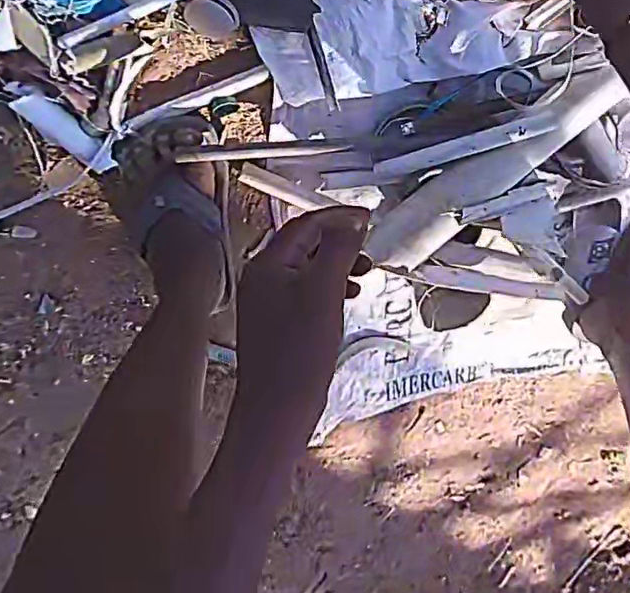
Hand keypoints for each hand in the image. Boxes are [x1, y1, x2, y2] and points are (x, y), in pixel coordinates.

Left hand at [233, 207, 370, 434]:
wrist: (277, 412)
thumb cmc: (299, 350)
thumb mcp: (325, 289)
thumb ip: (339, 248)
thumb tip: (353, 221)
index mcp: (266, 265)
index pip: (304, 224)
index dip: (338, 216)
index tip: (367, 217)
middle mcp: (262, 279)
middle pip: (305, 243)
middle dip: (339, 240)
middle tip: (368, 244)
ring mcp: (268, 303)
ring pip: (309, 267)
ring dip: (338, 263)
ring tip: (364, 271)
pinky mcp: (278, 323)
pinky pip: (308, 290)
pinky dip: (331, 285)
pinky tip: (349, 296)